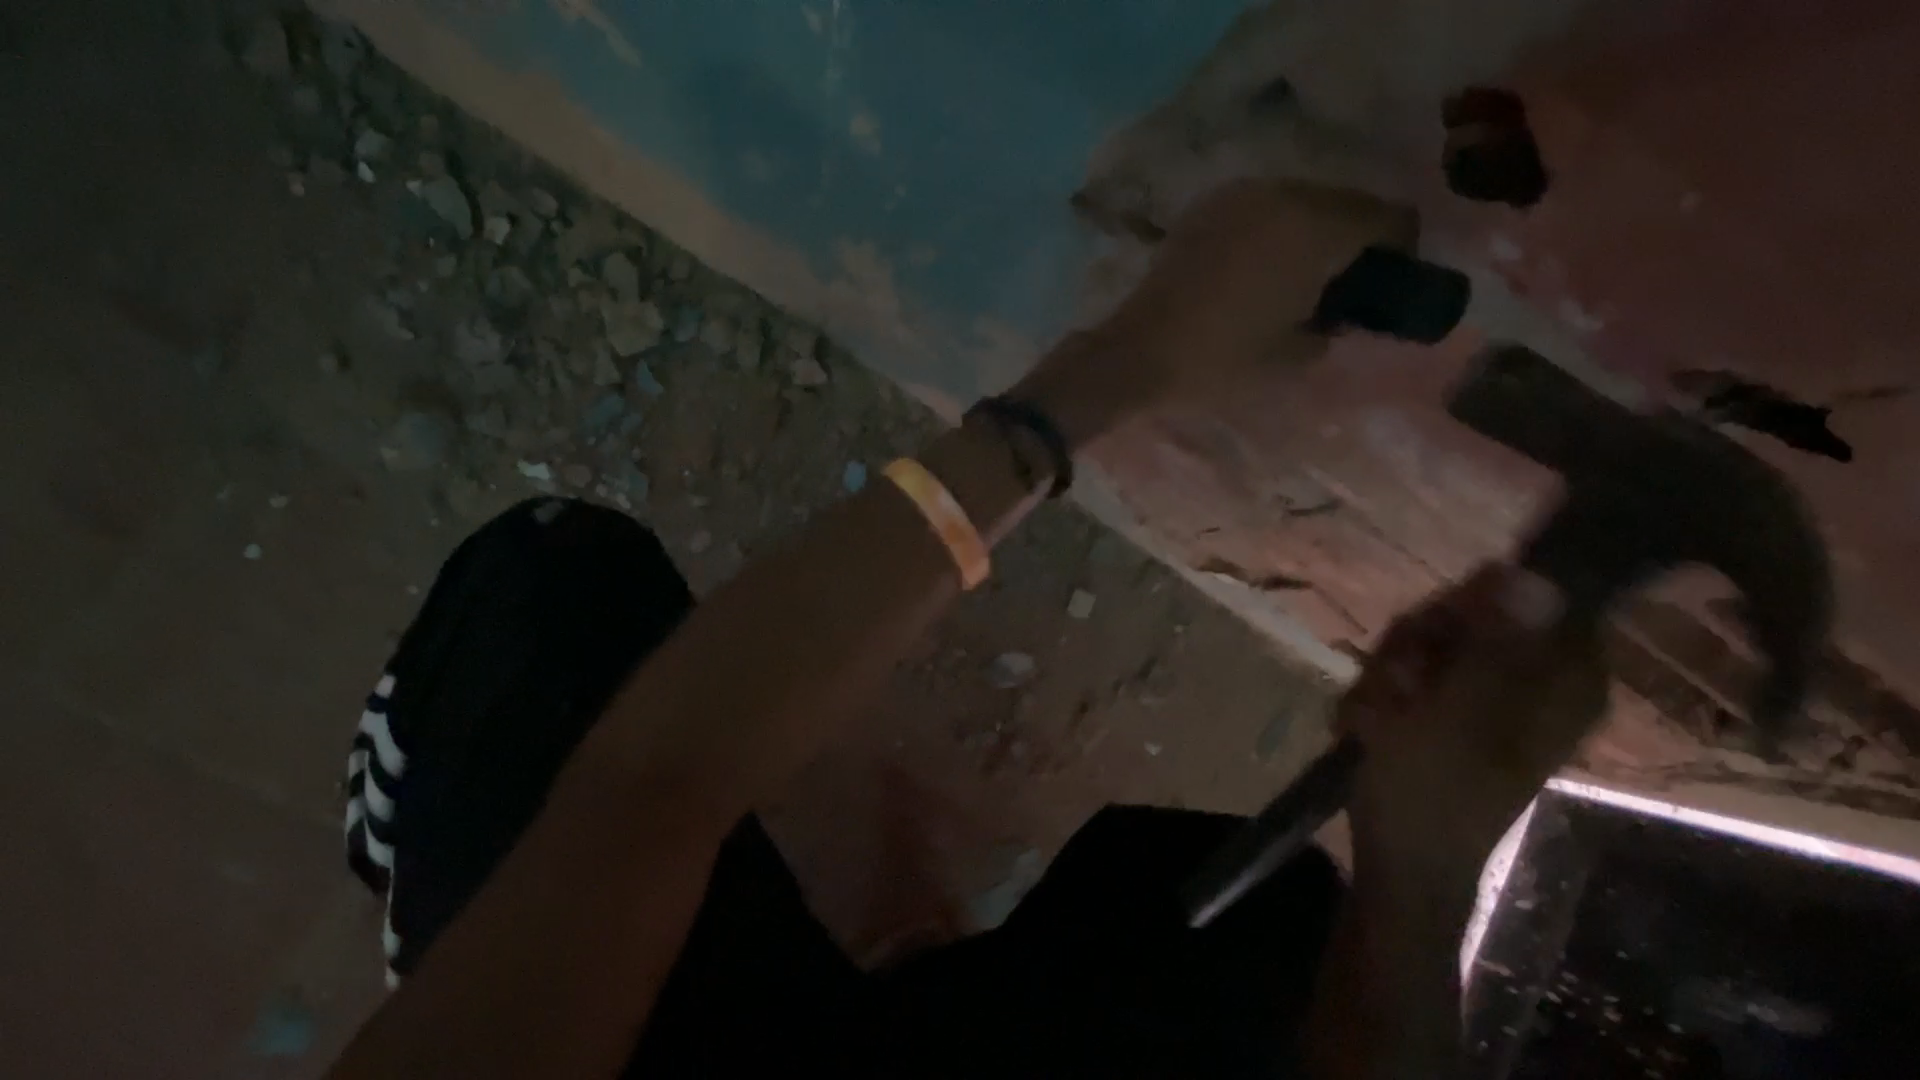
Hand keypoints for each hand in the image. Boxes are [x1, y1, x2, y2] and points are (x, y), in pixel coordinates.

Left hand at [1009, 179, 1417, 446]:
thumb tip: (1335, 313)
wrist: (1139, 353)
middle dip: (1356, 238)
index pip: (1388, 218)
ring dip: (1313, 230)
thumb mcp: (1295, 356)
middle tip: (1347, 282)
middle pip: (1344, 203)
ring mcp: (1239, 196)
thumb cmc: (1222, 360)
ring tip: (1300, 276)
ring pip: (1300, 200)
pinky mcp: (1205, 209)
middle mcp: (1283, 195)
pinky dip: (1273, 230)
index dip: (1401, 248)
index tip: (1392, 281)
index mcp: (1317, 227)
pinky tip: (1260, 268)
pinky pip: (1260, 209)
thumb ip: (1332, 326)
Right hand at [1337, 565, 1609, 886]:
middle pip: (1468, 613)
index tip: (1425, 644)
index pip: (1520, 591)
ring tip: (1375, 718)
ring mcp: (1494, 694)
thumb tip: (1535, 575)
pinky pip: (1415, 671)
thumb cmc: (1431, 792)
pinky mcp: (1459, 711)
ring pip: (1431, 641)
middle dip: (1414, 646)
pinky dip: (1385, 694)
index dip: (1461, 608)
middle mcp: (1537, 676)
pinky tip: (1371, 725)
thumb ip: (1494, 646)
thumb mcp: (1458, 714)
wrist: (1402, 865)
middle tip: (1393, 690)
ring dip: (1389, 674)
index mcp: (1564, 676)